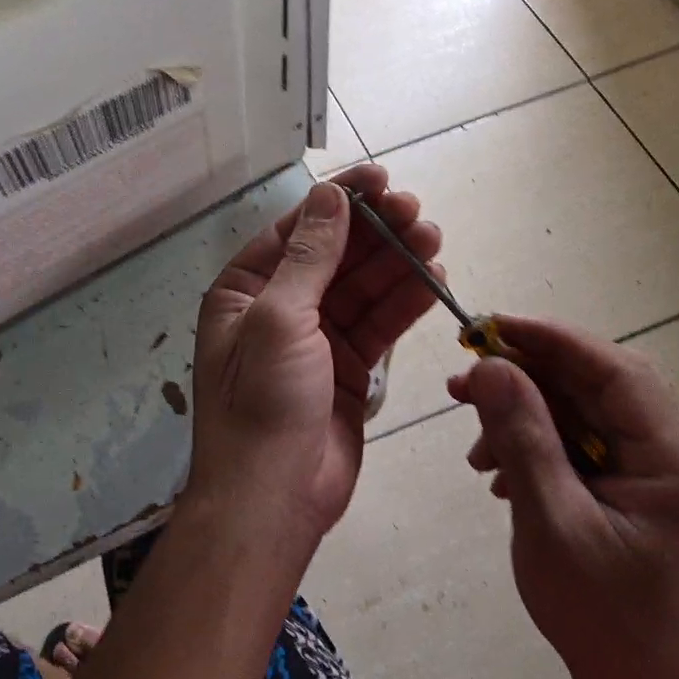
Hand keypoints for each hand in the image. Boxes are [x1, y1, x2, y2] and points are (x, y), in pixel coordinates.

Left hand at [187, 165, 441, 540]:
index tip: (382, 179)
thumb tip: (329, 197)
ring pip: (360, 289)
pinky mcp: (347, 371)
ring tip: (434, 237)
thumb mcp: (278, 319)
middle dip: (374, 233)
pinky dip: (403, 303)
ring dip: (395, 263)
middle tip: (417, 210)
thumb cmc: (261, 401)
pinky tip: (432, 277)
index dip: (339, 202)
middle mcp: (277, 310)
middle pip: (333, 257)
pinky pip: (378, 326)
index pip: (296, 231)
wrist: (271, 498)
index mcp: (244, 292)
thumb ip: (309, 257)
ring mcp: (314, 341)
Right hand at [448, 317, 678, 678]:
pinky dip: (540, 442)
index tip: (489, 326)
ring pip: (589, 410)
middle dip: (528, 378)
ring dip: (527, 414)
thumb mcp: (551, 521)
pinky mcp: (646, 486)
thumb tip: (490, 365)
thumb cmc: (598, 614)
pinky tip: (501, 469)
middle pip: (600, 385)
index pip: (616, 371)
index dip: (551, 340)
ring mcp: (668, 470)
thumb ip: (523, 437)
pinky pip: (588, 440)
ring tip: (474, 442)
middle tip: (464, 380)